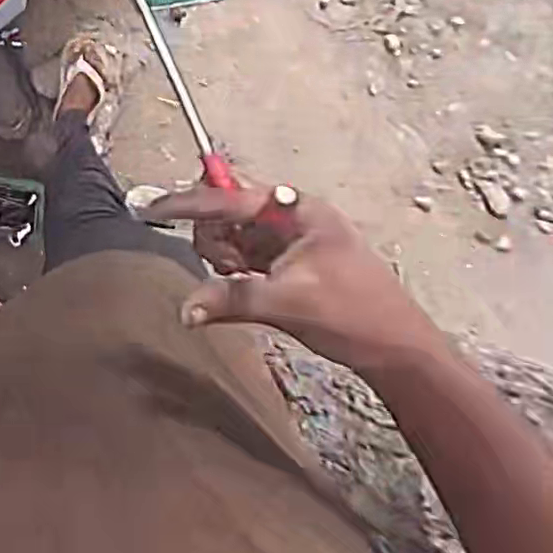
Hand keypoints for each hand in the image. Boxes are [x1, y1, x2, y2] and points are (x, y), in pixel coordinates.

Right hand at [142, 184, 446, 372]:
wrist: (400, 354)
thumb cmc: (354, 317)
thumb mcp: (287, 303)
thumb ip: (230, 298)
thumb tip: (185, 310)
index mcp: (296, 209)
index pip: (226, 197)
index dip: (185, 202)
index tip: (151, 209)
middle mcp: (290, 214)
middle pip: (224, 209)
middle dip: (215, 236)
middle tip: (228, 266)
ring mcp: (287, 236)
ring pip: (229, 230)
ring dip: (223, 253)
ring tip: (241, 278)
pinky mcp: (284, 257)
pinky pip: (240, 248)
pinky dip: (233, 264)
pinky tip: (244, 282)